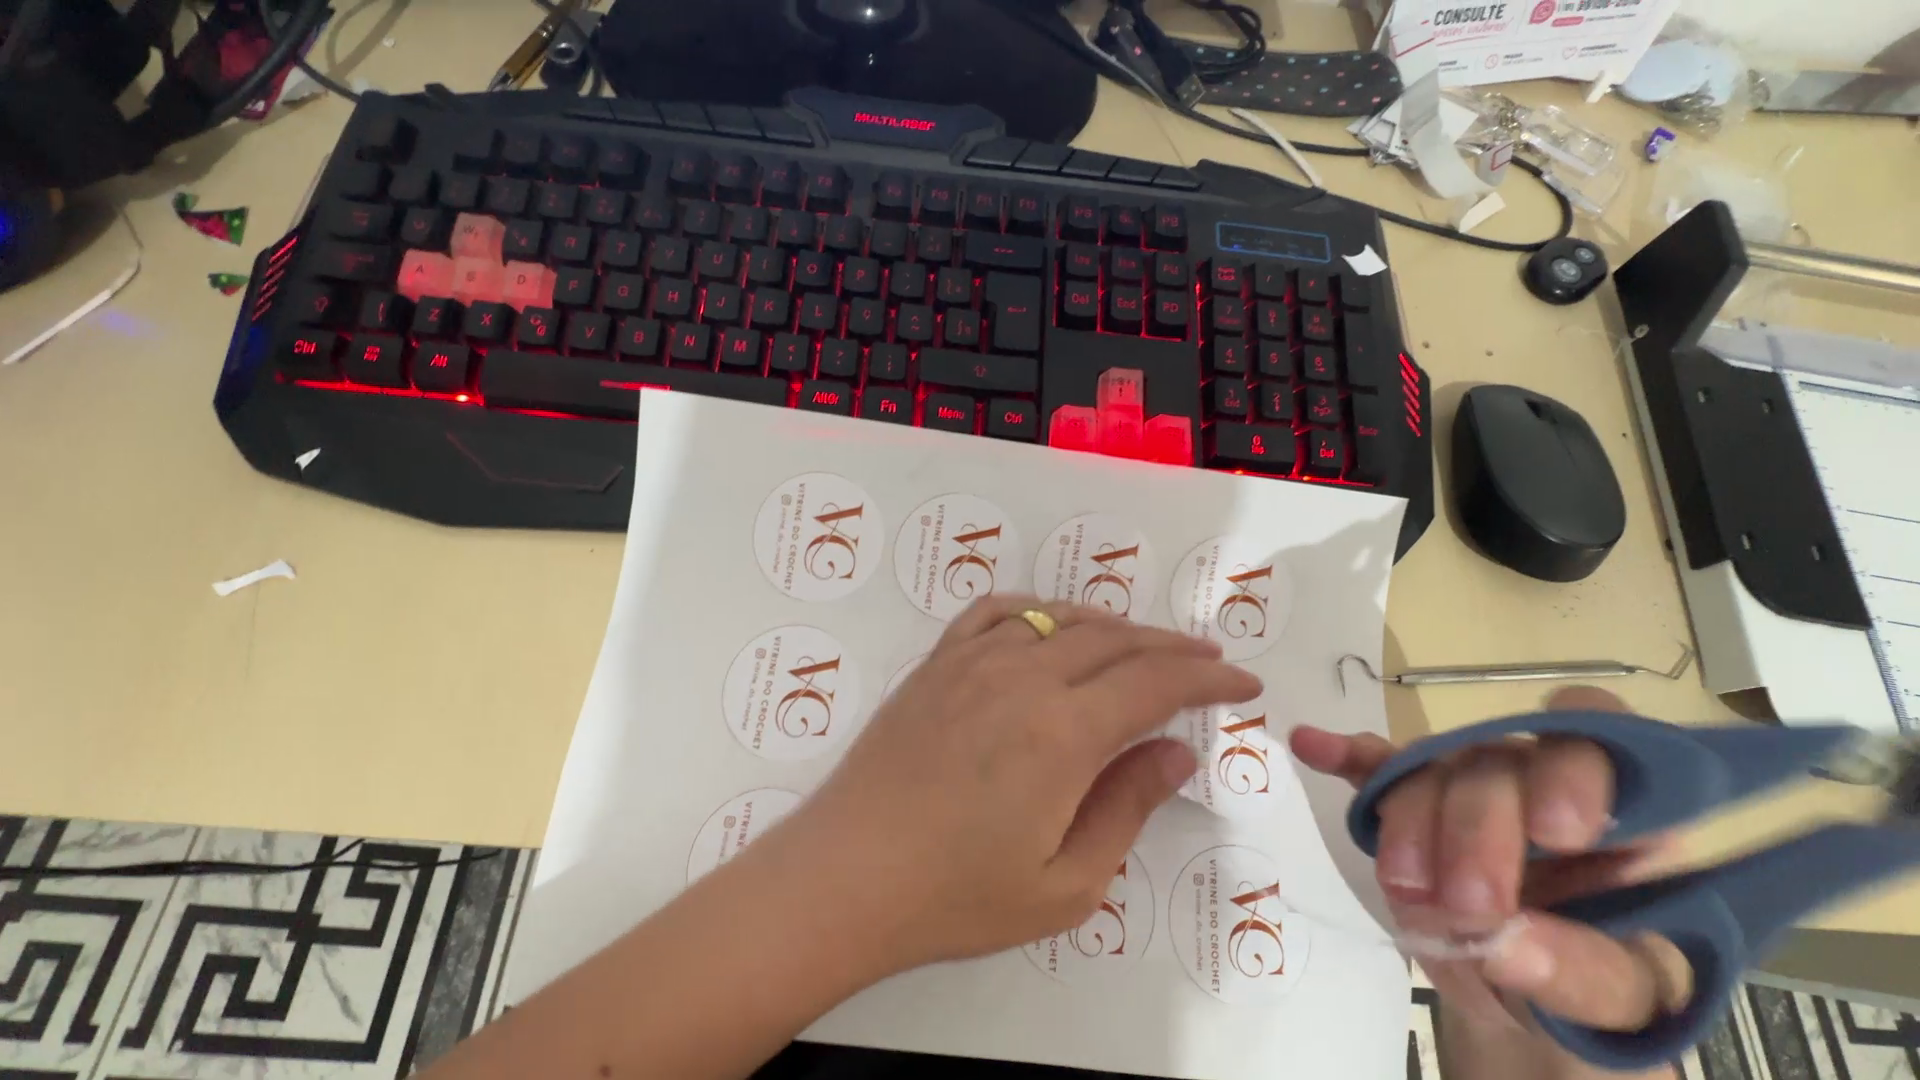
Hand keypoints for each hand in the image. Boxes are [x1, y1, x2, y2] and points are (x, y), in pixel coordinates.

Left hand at [778, 595, 1260, 975]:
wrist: (847, 876)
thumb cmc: (957, 895)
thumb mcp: (1065, 882)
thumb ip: (1127, 808)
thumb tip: (1175, 751)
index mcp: (1062, 733)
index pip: (1154, 684)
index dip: (1206, 679)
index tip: (1241, 682)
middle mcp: (1021, 678)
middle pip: (1115, 641)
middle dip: (1170, 648)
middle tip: (1204, 661)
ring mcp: (971, 662)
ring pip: (1059, 618)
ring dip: (1111, 625)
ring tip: (1140, 645)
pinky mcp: (935, 664)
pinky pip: (994, 612)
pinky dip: (1036, 609)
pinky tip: (1049, 625)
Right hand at [1289, 688, 1692, 1050]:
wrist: (1531, 1015)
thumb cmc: (1598, 1005)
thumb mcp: (1628, 1007)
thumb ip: (1584, 974)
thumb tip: (1500, 940)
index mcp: (1618, 813)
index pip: (1602, 740)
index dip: (1573, 769)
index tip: (1557, 832)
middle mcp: (1535, 783)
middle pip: (1496, 761)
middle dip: (1477, 830)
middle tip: (1472, 906)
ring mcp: (1463, 790)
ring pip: (1427, 772)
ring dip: (1411, 825)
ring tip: (1409, 893)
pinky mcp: (1408, 808)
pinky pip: (1375, 770)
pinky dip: (1345, 758)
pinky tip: (1311, 744)